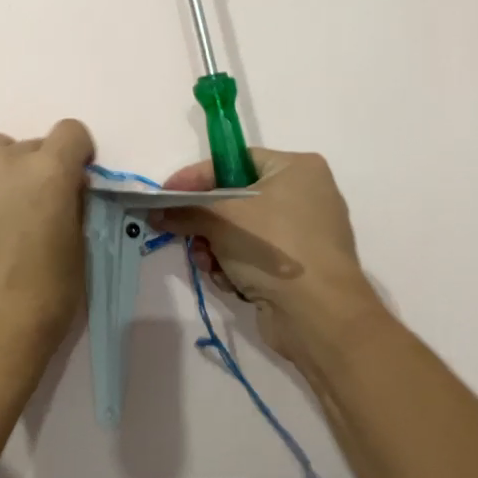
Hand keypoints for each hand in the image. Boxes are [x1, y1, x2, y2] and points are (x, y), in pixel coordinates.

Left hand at [0, 120, 94, 358]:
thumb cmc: (45, 295)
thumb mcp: (80, 246)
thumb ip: (74, 203)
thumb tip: (67, 190)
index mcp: (47, 169)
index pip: (71, 132)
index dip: (78, 155)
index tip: (76, 183)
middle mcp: (3, 160)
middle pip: (30, 145)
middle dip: (40, 169)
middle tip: (39, 210)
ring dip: (5, 174)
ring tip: (5, 216)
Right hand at [152, 149, 379, 363]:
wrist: (320, 316)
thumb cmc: (274, 246)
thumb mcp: (221, 218)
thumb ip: (185, 209)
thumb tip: (156, 211)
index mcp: (297, 168)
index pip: (234, 161)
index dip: (197, 177)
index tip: (166, 193)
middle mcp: (305, 195)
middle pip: (236, 198)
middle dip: (206, 221)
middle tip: (182, 231)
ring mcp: (305, 234)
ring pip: (241, 231)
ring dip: (216, 247)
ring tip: (207, 262)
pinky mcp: (299, 268)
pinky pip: (254, 256)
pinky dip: (235, 266)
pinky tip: (227, 279)